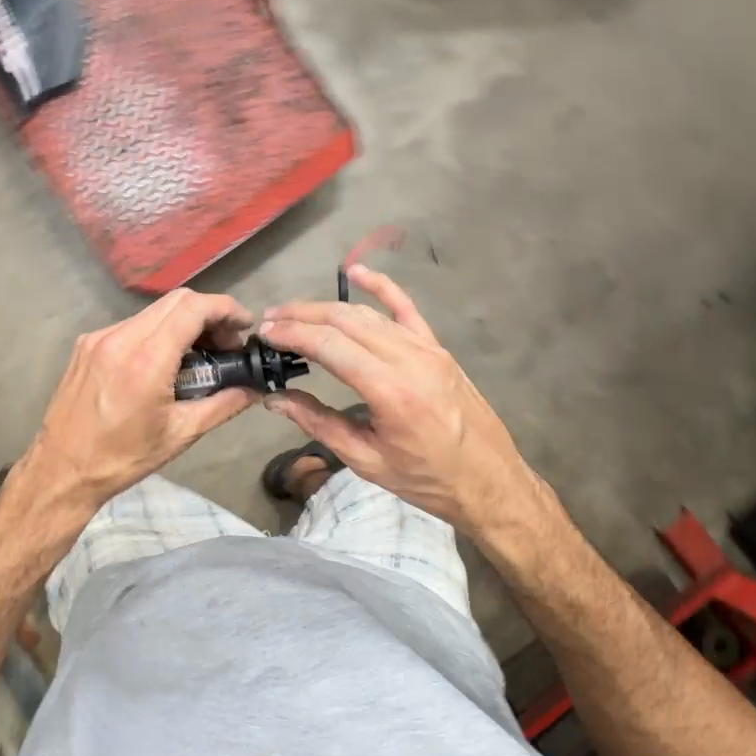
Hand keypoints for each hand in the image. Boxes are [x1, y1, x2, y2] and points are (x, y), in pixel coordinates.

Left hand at [13, 288, 260, 512]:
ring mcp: (99, 337)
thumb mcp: (180, 434)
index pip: (194, 308)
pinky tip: (162, 364)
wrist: (61, 470)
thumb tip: (255, 389)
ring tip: (197, 358)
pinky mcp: (86, 344)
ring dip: (183, 323)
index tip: (244, 327)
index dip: (226, 309)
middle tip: (225, 346)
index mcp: (146, 359)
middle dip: (208, 315)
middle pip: (176, 300)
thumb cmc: (122, 458)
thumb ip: (223, 405)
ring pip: (154, 311)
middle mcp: (120, 337)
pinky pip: (131, 325)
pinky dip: (156, 333)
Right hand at [258, 265, 553, 544]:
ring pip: (368, 315)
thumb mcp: (366, 460)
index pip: (330, 346)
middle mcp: (410, 360)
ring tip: (294, 314)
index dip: (292, 334)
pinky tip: (355, 272)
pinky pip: (406, 308)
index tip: (264, 332)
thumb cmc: (427, 480)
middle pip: (345, 321)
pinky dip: (380, 286)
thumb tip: (274, 398)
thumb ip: (318, 423)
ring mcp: (427, 349)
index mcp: (391, 392)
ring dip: (327, 309)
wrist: (491, 482)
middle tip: (269, 320)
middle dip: (302, 316)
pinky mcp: (438, 347)